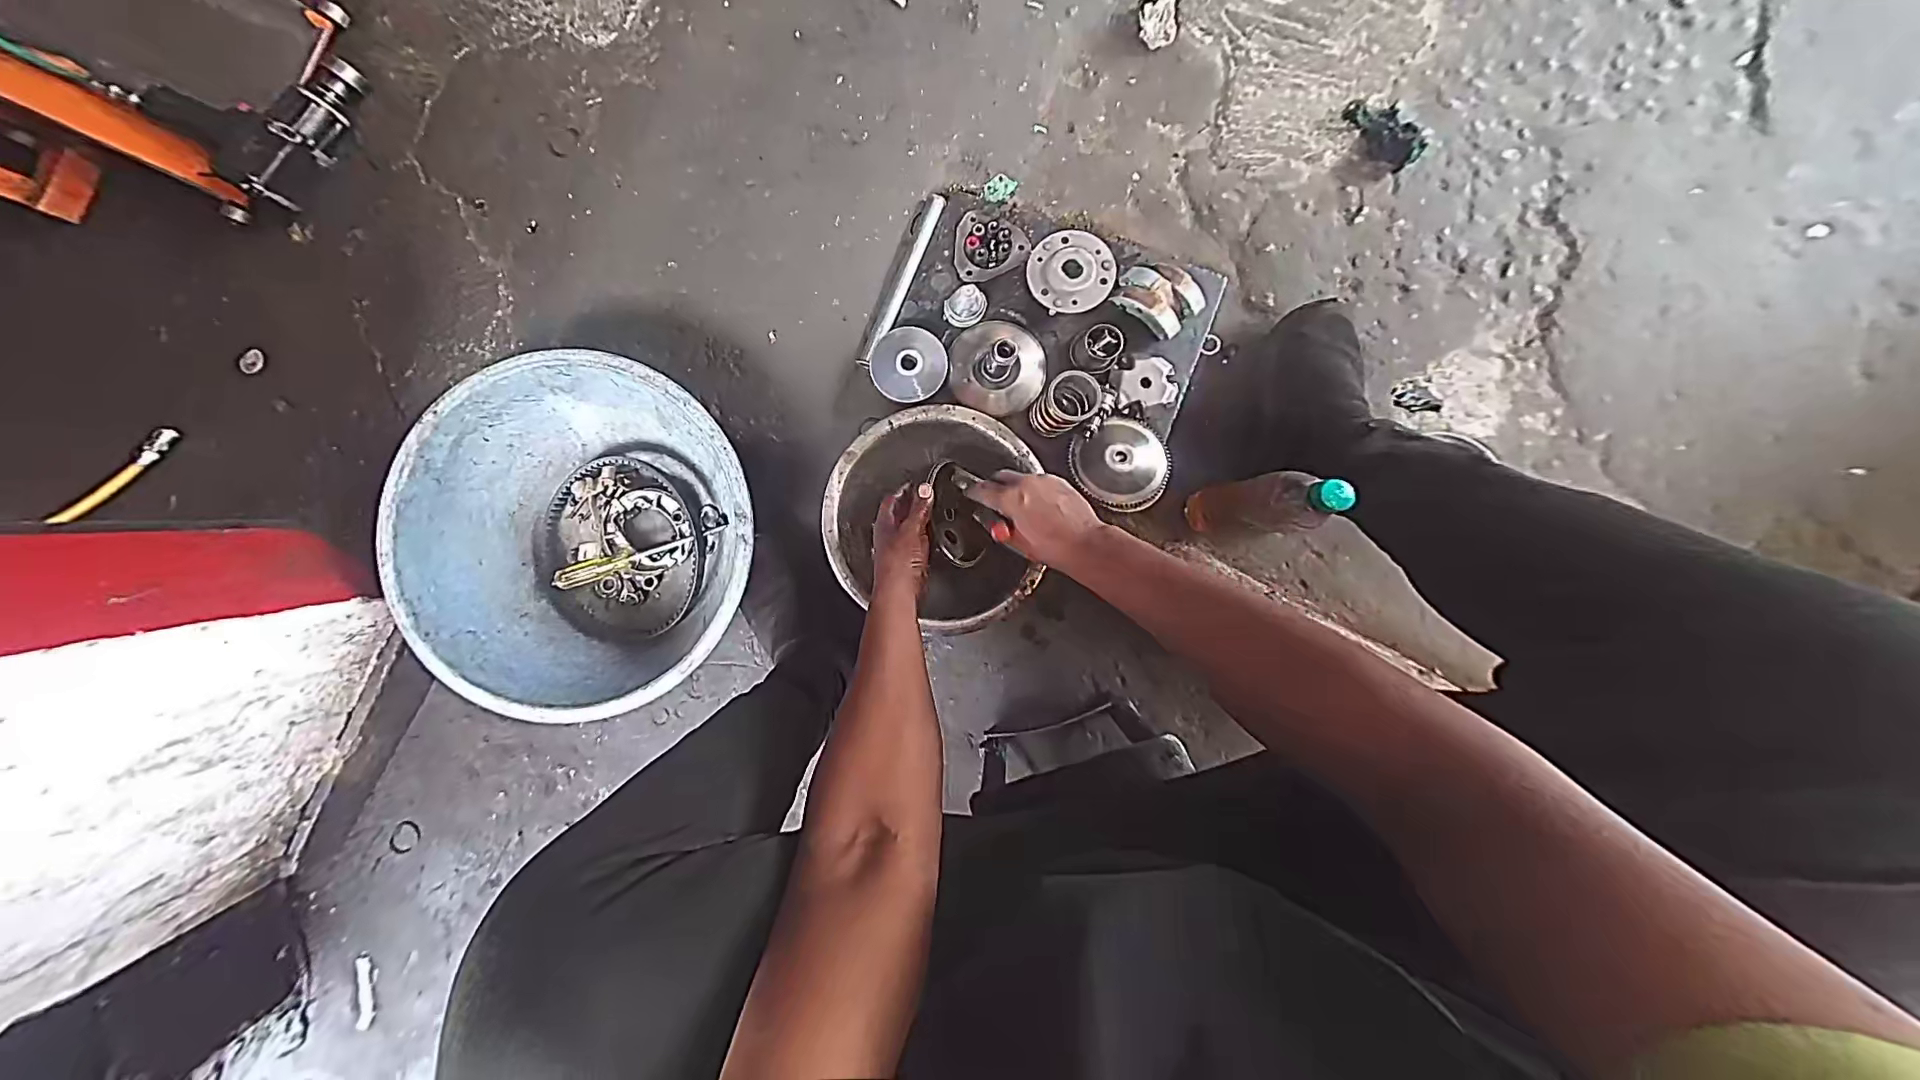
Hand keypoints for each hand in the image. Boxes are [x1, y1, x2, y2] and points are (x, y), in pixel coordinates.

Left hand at [871, 482, 933, 599]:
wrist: (899, 593)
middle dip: (913, 505)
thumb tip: (924, 490)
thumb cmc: (896, 565)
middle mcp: (888, 536)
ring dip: (920, 521)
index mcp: (884, 524)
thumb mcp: (911, 530)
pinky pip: (917, 544)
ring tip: (931, 512)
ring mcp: (898, 549)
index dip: (904, 491)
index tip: (917, 485)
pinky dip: (924, 537)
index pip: (892, 501)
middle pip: (900, 514)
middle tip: (927, 495)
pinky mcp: (908, 562)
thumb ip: (918, 510)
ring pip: (909, 529)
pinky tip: (931, 537)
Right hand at [964, 471, 1104, 566]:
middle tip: (993, 499)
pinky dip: (1034, 490)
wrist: (1085, 544)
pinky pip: (1039, 482)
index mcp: (1012, 499)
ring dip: (1016, 489)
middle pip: (1001, 476)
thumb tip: (1000, 527)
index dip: (974, 492)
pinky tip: (1038, 506)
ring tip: (1019, 508)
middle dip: (995, 487)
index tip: (971, 493)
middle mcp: (1028, 484)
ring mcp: (1045, 481)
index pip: (983, 490)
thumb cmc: (1057, 547)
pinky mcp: (1060, 483)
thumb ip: (1004, 530)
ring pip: (1022, 478)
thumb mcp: (1020, 543)